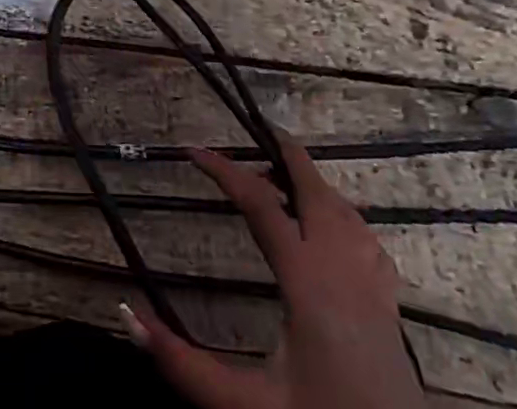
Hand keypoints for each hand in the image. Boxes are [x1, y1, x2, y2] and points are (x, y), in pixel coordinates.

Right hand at [126, 138, 425, 408]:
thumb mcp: (246, 406)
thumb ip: (183, 365)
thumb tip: (128, 316)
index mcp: (308, 284)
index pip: (262, 206)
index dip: (225, 172)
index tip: (192, 152)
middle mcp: (344, 271)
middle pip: (317, 192)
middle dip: (286, 156)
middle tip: (256, 133)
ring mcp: (374, 286)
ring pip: (345, 210)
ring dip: (312, 184)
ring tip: (280, 177)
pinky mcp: (389, 305)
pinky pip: (364, 236)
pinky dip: (340, 212)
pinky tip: (329, 225)